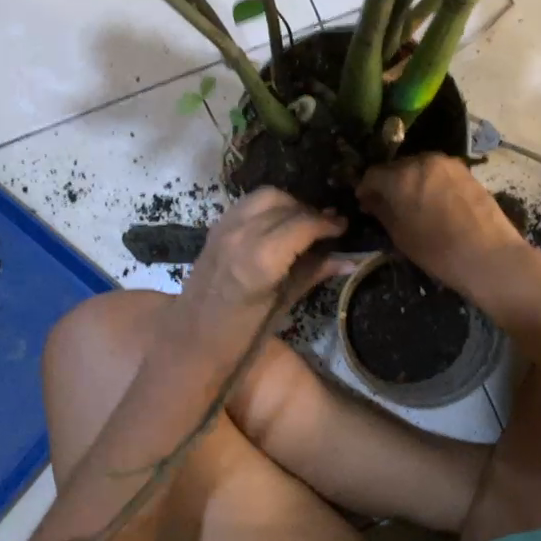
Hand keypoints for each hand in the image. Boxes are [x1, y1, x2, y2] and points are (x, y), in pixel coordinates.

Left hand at [172, 189, 344, 356]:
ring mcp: (224, 227)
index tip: (343, 227)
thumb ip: (313, 273)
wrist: (190, 343)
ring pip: (266, 196)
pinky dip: (268, 207)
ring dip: (289, 205)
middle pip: (286, 205)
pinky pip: (248, 204)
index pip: (303, 224)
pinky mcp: (215, 228)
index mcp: (260, 258)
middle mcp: (241, 234)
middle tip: (327, 228)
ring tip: (304, 224)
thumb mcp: (282, 305)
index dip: (327, 223)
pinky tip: (278, 226)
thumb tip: (350, 260)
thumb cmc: (240, 336)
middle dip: (310, 213)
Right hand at [357, 154, 530, 296]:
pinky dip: (430, 183)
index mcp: (401, 176)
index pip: (373, 174)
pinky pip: (438, 173)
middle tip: (387, 206)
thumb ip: (382, 211)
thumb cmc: (438, 250)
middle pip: (397, 168)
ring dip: (411, 182)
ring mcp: (447, 164)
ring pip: (419, 168)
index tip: (364, 204)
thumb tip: (370, 199)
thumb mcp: (401, 235)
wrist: (489, 256)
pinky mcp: (466, 171)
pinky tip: (433, 203)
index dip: (365, 189)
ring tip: (412, 205)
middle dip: (389, 184)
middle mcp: (423, 161)